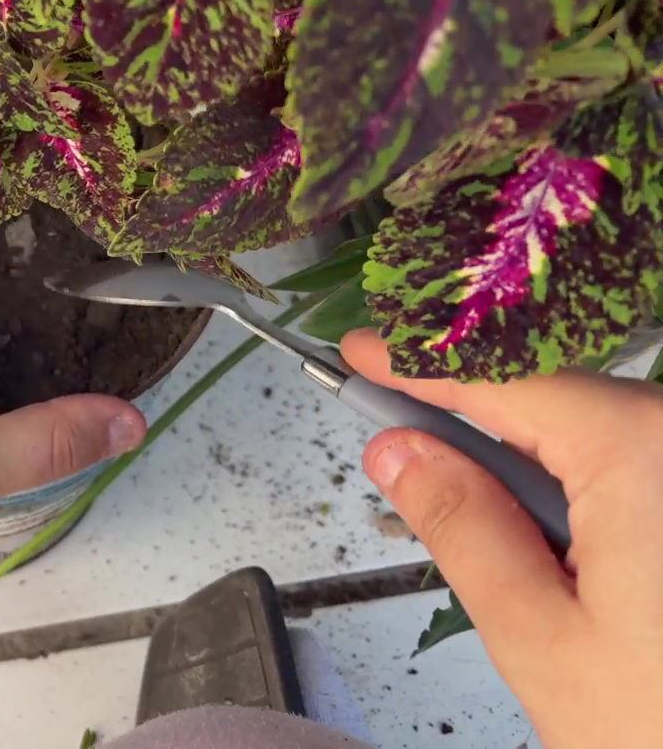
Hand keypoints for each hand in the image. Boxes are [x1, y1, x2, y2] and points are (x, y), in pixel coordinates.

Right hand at [343, 330, 662, 748]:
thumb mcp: (541, 639)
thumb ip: (458, 524)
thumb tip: (398, 449)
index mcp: (658, 465)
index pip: (506, 380)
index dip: (418, 361)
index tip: (359, 351)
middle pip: (568, 405)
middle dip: (480, 423)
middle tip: (409, 454)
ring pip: (620, 444)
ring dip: (546, 472)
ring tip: (524, 548)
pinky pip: (659, 479)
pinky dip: (606, 498)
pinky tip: (593, 559)